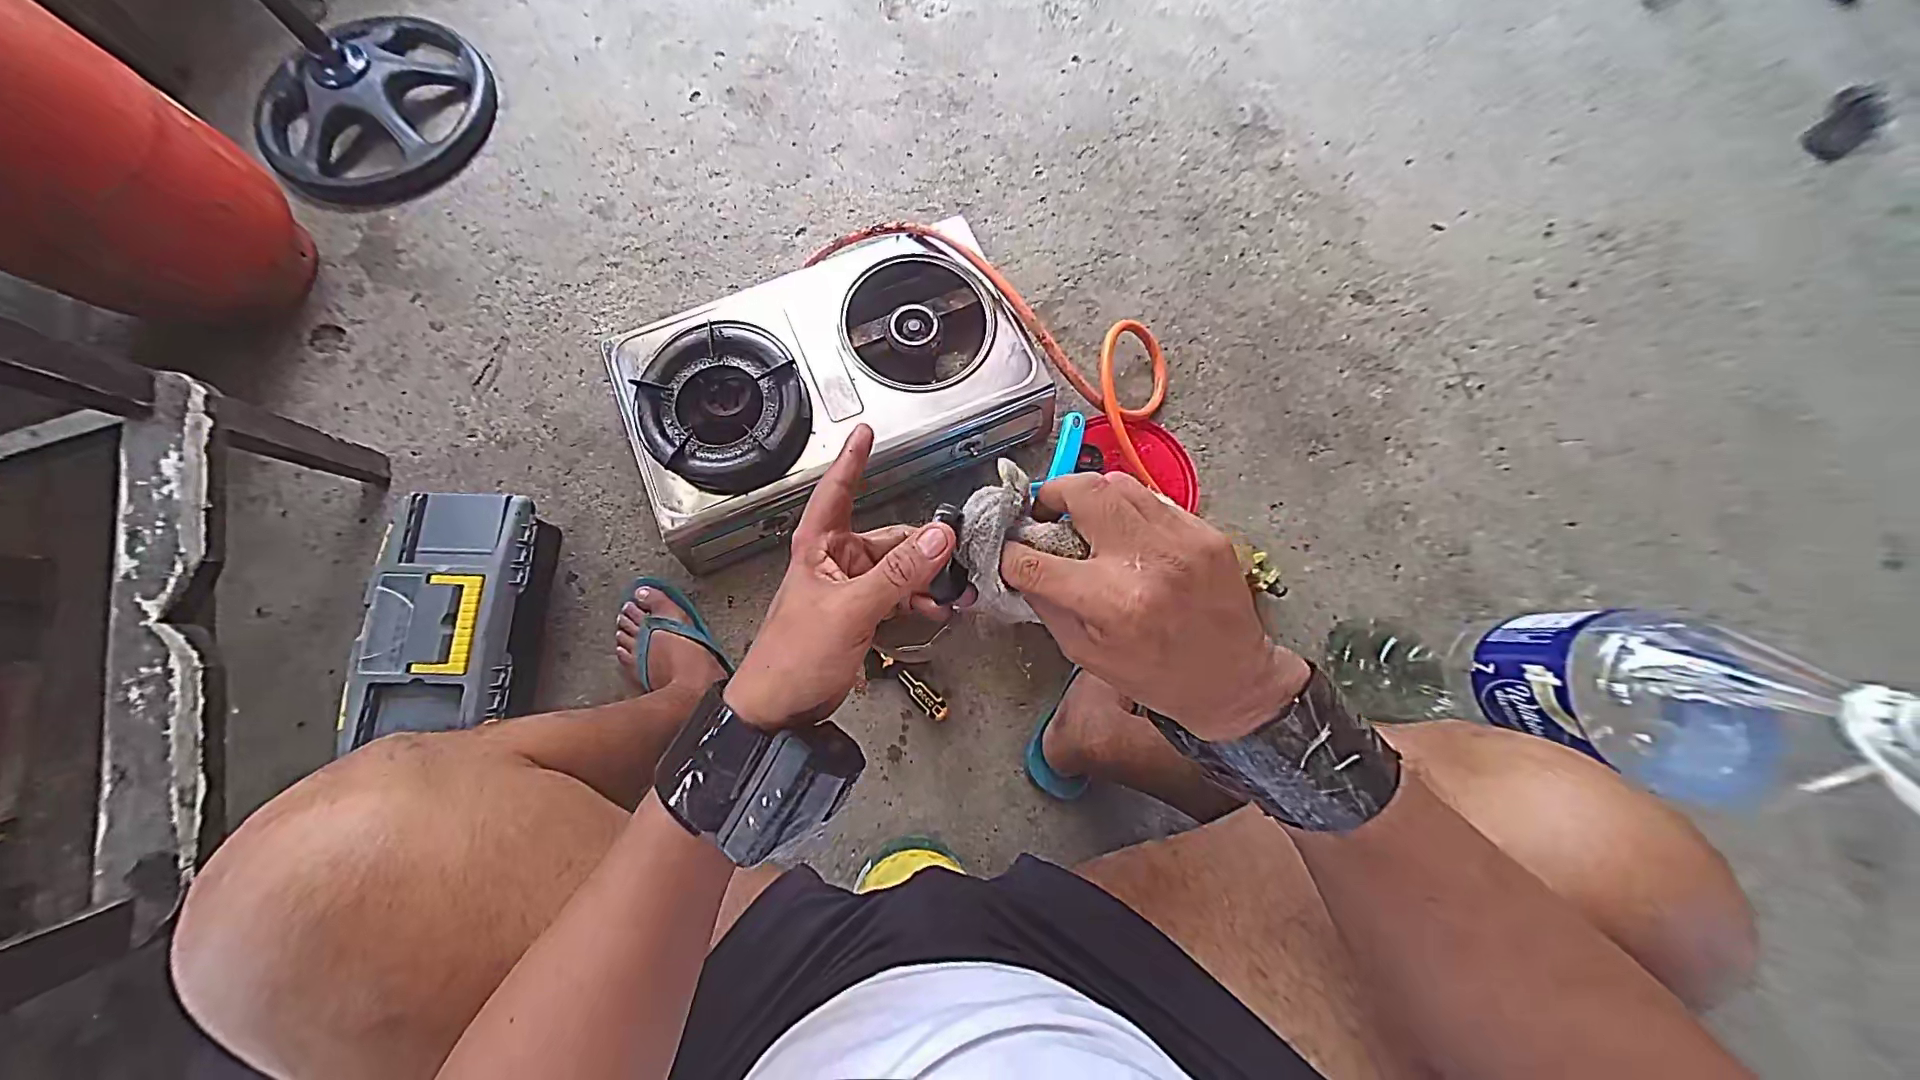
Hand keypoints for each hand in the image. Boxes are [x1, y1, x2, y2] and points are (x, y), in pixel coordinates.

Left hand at [726, 425, 956, 727]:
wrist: (781, 709)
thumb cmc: (791, 658)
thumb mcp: (850, 610)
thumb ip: (897, 574)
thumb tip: (937, 538)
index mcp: (819, 548)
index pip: (837, 492)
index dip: (853, 460)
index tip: (866, 431)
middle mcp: (835, 562)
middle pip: (888, 538)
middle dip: (922, 547)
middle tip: (954, 553)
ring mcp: (850, 589)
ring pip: (899, 569)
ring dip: (926, 579)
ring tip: (950, 590)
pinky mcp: (862, 614)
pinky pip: (898, 595)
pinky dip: (918, 600)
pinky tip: (935, 608)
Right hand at [999, 471, 1310, 740]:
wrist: (1232, 680)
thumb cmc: (1159, 676)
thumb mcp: (1086, 654)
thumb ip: (1048, 605)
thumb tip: (1021, 569)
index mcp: (1112, 603)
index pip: (1036, 561)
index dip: (1010, 553)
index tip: (1006, 550)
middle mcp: (1146, 562)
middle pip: (1081, 492)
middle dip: (1050, 495)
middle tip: (1045, 512)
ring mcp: (1180, 540)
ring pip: (1117, 483)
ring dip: (1088, 495)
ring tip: (1083, 518)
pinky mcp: (1203, 532)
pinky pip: (1151, 498)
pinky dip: (1126, 507)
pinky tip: (1123, 531)